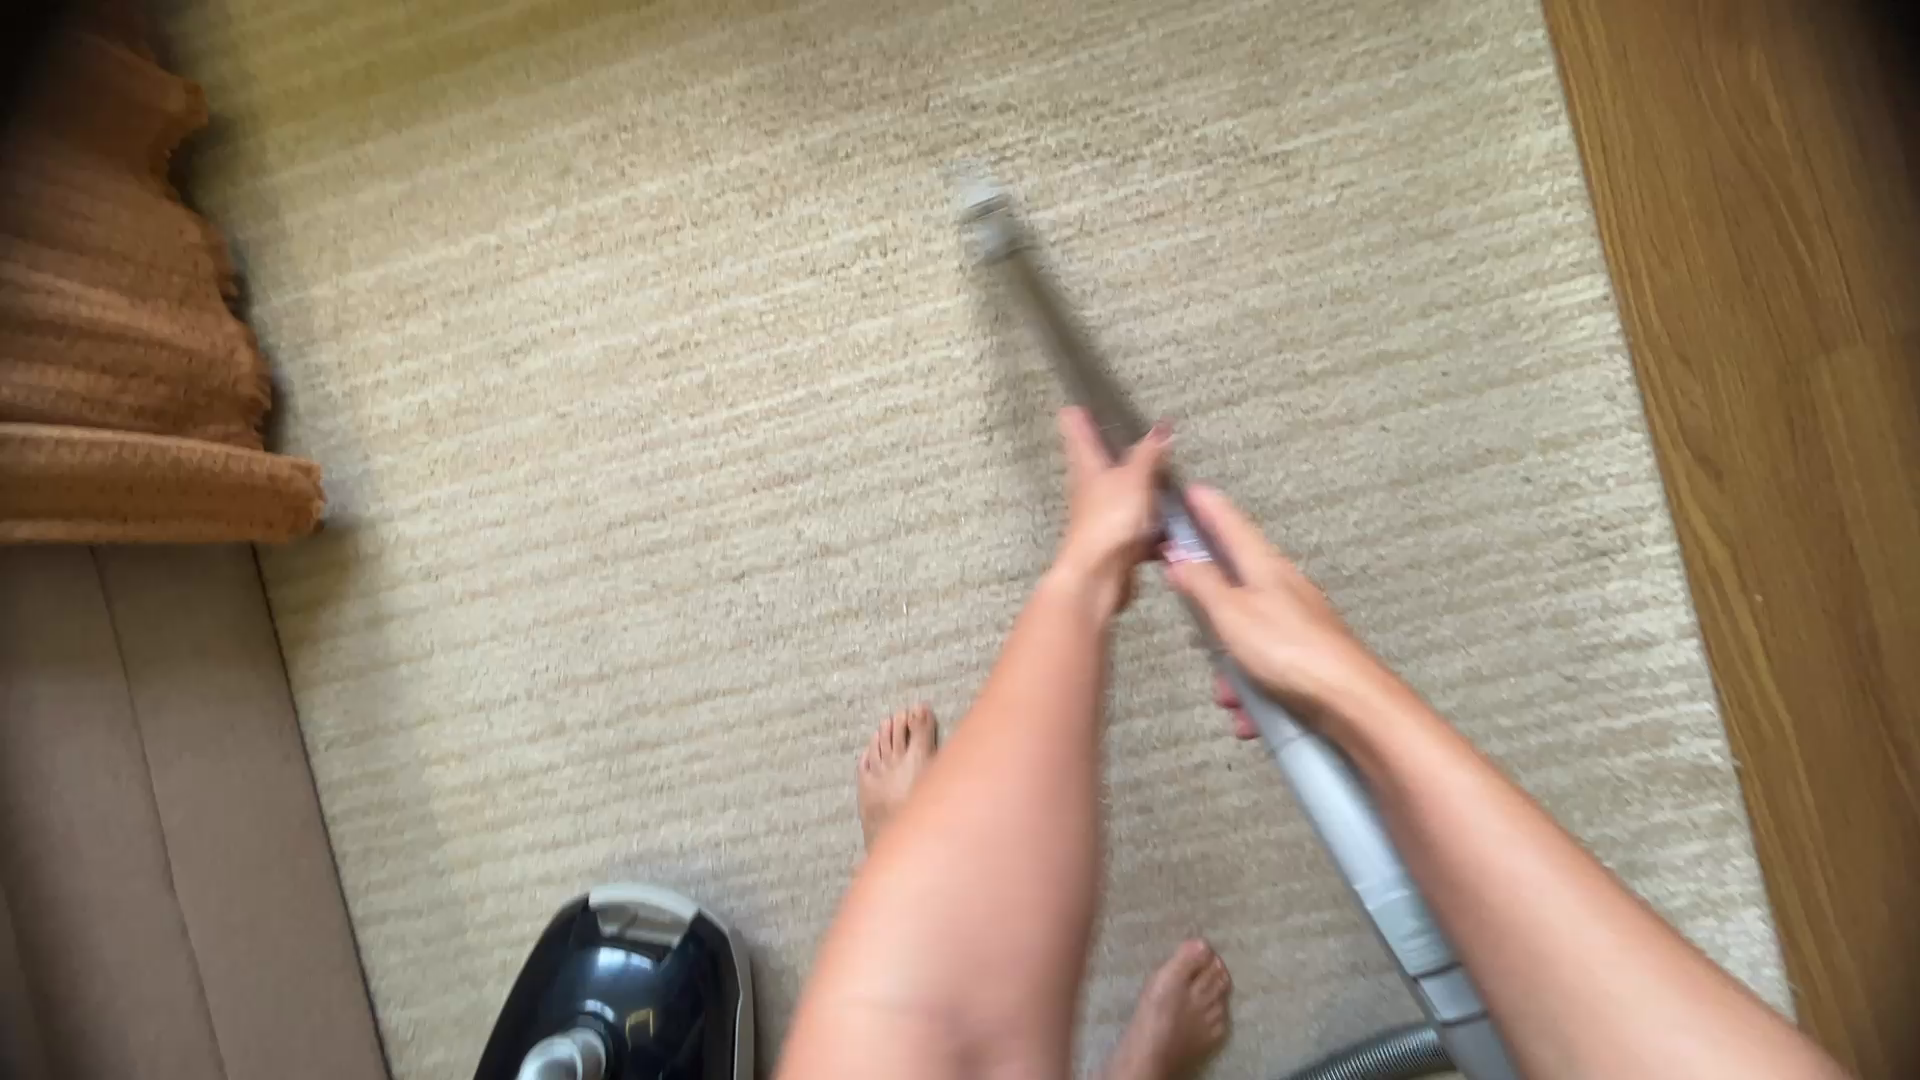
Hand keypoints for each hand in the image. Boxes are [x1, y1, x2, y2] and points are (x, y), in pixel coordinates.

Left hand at [1050, 407, 1170, 618]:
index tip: (1071, 407)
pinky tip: (1172, 534)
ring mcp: (1102, 519)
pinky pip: (1139, 533)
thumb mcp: (1134, 478)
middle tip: (1113, 441)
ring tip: (1160, 484)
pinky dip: (1154, 532)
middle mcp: (1090, 492)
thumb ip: (1149, 454)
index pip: (1078, 436)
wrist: (1099, 576)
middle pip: (1098, 467)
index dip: (1076, 421)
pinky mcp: (1116, 545)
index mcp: (1087, 468)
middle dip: (1107, 455)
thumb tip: (1161, 428)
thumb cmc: (1108, 521)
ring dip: (1138, 493)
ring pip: (1122, 499)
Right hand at [1165, 486, 1380, 736]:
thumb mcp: (1231, 614)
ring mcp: (1295, 623)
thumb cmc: (1291, 653)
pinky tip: (1248, 715)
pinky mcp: (1303, 657)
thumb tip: (1180, 556)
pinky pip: (1263, 669)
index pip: (1231, 525)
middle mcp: (1282, 589)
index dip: (1209, 507)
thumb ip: (1202, 584)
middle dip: (1207, 610)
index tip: (1191, 490)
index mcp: (1265, 567)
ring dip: (1229, 667)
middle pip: (1232, 583)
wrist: (1353, 706)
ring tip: (1229, 694)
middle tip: (1189, 617)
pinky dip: (1251, 691)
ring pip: (1243, 636)